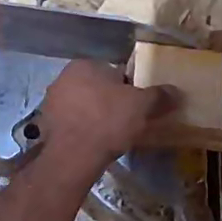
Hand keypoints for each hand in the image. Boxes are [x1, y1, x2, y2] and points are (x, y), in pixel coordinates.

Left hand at [36, 60, 175, 172]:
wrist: (73, 155)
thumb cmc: (108, 120)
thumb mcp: (142, 106)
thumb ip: (159, 96)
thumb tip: (175, 92)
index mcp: (84, 65)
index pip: (113, 72)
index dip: (128, 89)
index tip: (136, 106)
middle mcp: (63, 78)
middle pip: (96, 89)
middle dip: (110, 102)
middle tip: (126, 121)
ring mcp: (51, 102)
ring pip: (83, 106)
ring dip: (95, 116)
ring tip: (111, 136)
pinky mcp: (46, 125)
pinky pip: (72, 124)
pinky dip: (82, 130)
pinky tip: (93, 143)